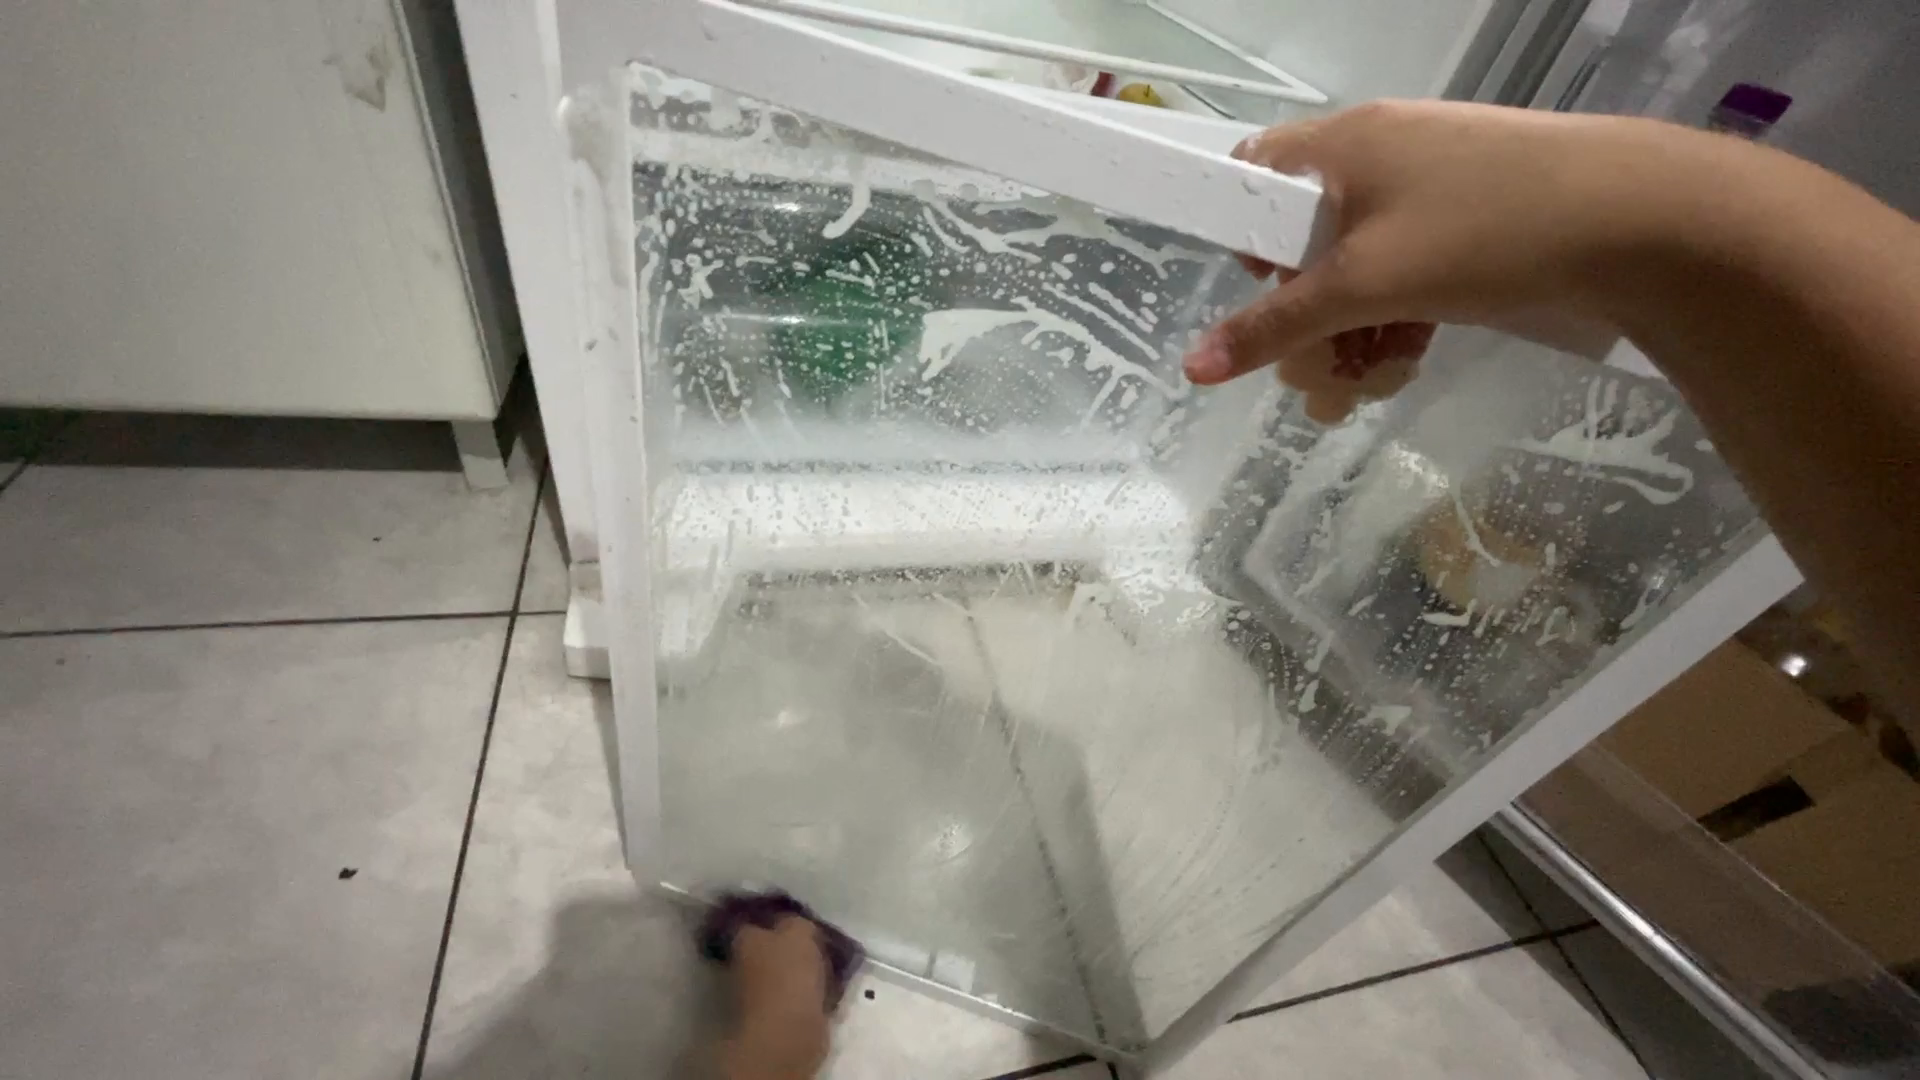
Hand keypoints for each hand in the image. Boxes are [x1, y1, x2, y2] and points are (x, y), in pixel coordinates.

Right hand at [1184, 101, 1691, 418]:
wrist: (1649, 224)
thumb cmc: (1482, 231)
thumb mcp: (1361, 286)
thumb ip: (1270, 328)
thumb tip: (1191, 369)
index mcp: (1341, 144)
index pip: (1252, 172)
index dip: (1244, 234)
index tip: (1264, 286)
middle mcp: (1376, 157)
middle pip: (1299, 242)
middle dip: (1301, 320)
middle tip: (1315, 369)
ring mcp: (1423, 192)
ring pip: (1350, 272)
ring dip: (1345, 338)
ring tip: (1363, 389)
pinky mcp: (1461, 226)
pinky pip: (1397, 276)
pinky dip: (1389, 325)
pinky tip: (1400, 367)